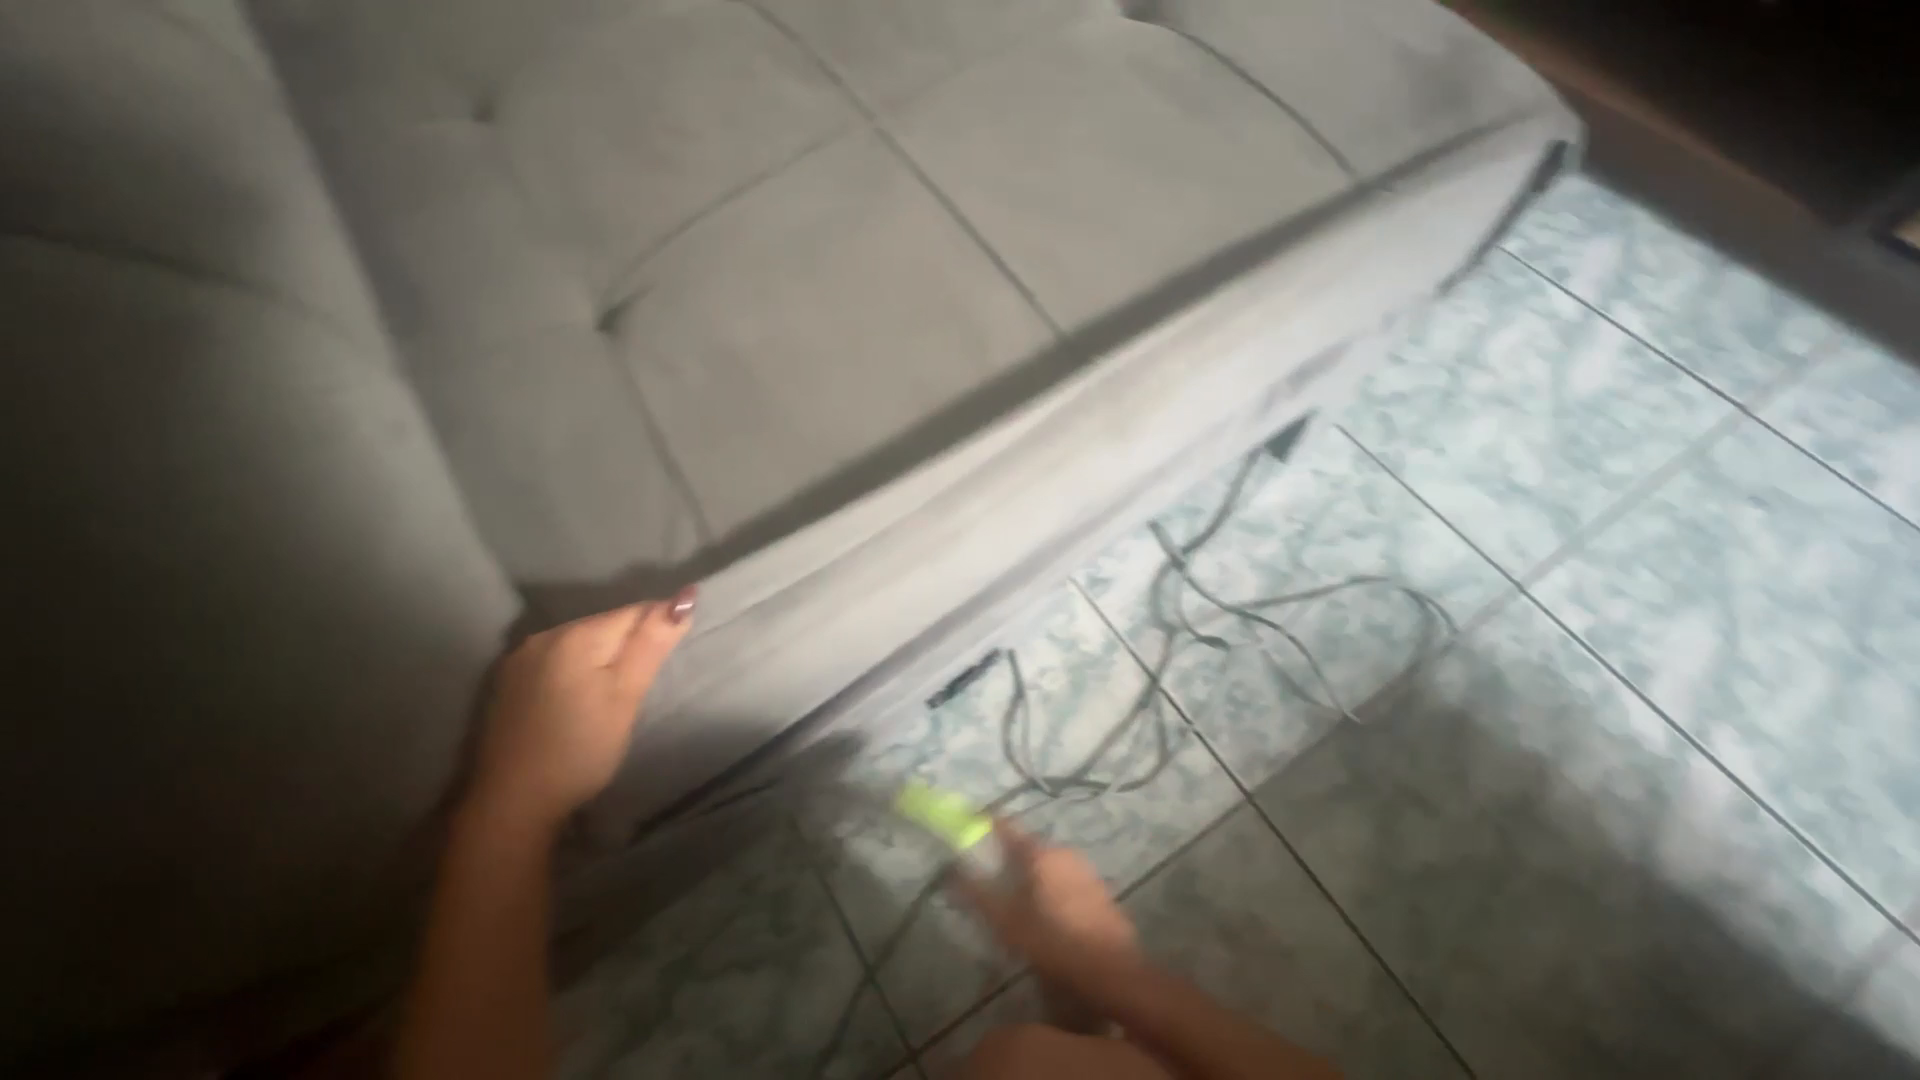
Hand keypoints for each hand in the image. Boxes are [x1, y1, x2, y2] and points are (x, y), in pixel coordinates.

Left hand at [467, 589, 696, 831]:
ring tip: (611, 698)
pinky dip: (576, 673)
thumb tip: (685, 595)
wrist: (512, 804)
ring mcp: (519, 659)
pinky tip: (578, 703)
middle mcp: (543, 635)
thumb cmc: (580, 750)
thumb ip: (652, 643)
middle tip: (638, 690)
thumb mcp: (626, 697)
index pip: (634, 611)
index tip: (665, 665)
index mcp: (576, 635)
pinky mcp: (507, 683)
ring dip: (602, 659)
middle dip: (629, 645)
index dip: (658, 632)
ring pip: (581, 643)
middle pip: (605, 625)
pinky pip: (556, 661)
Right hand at [952, 820, 1142, 988]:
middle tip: (985, 879)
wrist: (1112, 970)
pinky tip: (1042, 915)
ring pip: (1046, 864)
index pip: (1005, 825)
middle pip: (1025, 846)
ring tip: (1011, 901)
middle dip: (1004, 858)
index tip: (965, 831)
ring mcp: (1085, 869)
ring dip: (1027, 875)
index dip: (983, 826)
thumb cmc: (1054, 941)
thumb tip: (950, 871)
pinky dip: (1047, 887)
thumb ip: (976, 893)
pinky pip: (1063, 879)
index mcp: (1041, 851)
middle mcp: (1064, 851)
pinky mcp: (1098, 890)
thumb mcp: (1006, 921)